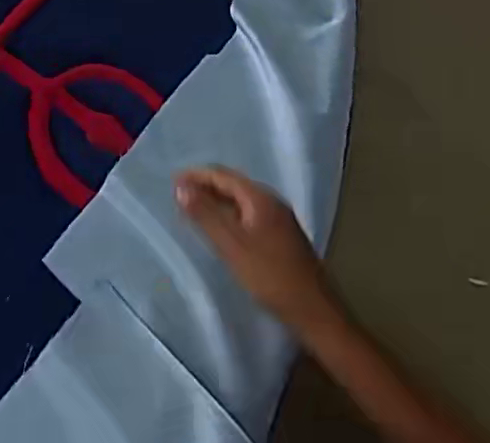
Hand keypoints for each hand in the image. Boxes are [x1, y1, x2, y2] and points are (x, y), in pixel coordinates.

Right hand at [176, 165, 331, 325]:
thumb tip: (180, 187)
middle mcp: (272, 201)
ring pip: (241, 200)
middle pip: (233, 184)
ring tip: (194, 209)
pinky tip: (221, 228)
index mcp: (260, 198)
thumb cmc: (271, 277)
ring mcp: (280, 218)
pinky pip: (249, 213)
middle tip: (180, 195)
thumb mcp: (232, 246)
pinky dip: (230, 214)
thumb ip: (205, 215)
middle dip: (205, 186)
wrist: (316, 313)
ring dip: (217, 200)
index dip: (196, 176)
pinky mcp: (282, 236)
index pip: (223, 175)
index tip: (172, 182)